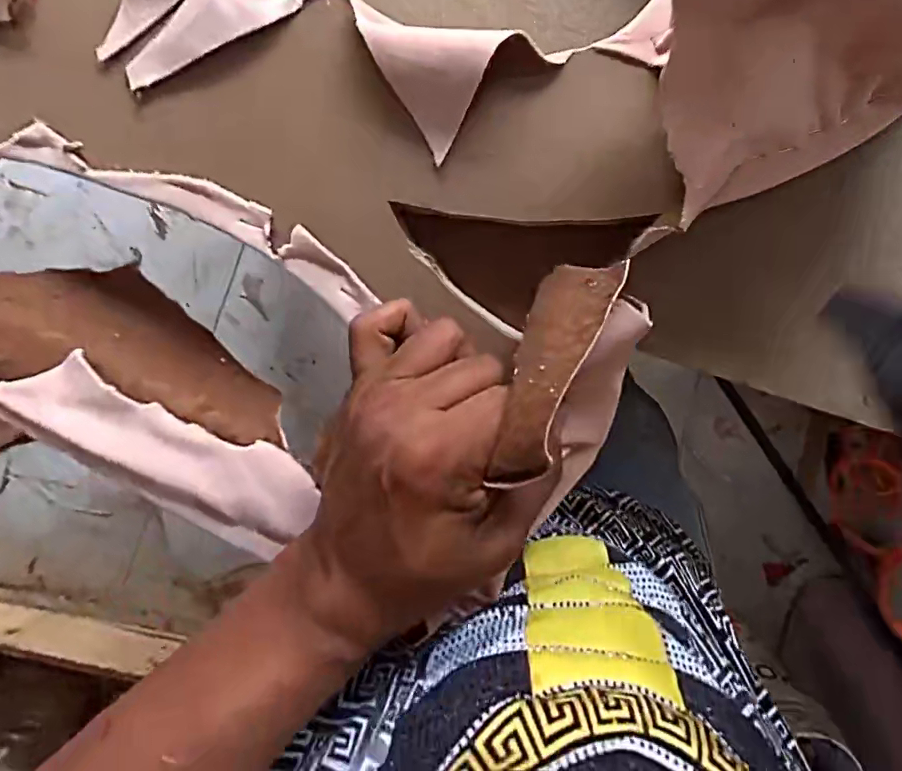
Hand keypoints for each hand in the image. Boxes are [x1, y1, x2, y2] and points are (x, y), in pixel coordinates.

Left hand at [279, 300, 555, 654]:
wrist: (342, 578)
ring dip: (463, 365)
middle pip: (483, 364)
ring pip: (445, 334)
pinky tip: (421, 361)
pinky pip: (375, 324)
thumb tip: (560, 425)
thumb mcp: (496, 547)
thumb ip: (535, 480)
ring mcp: (373, 389)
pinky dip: (404, 328)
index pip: (509, 400)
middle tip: (490, 441)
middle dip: (499, 400)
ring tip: (459, 406)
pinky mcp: (356, 385)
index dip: (527, 421)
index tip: (524, 447)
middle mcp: (403, 406)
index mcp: (436, 451)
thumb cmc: (422, 571)